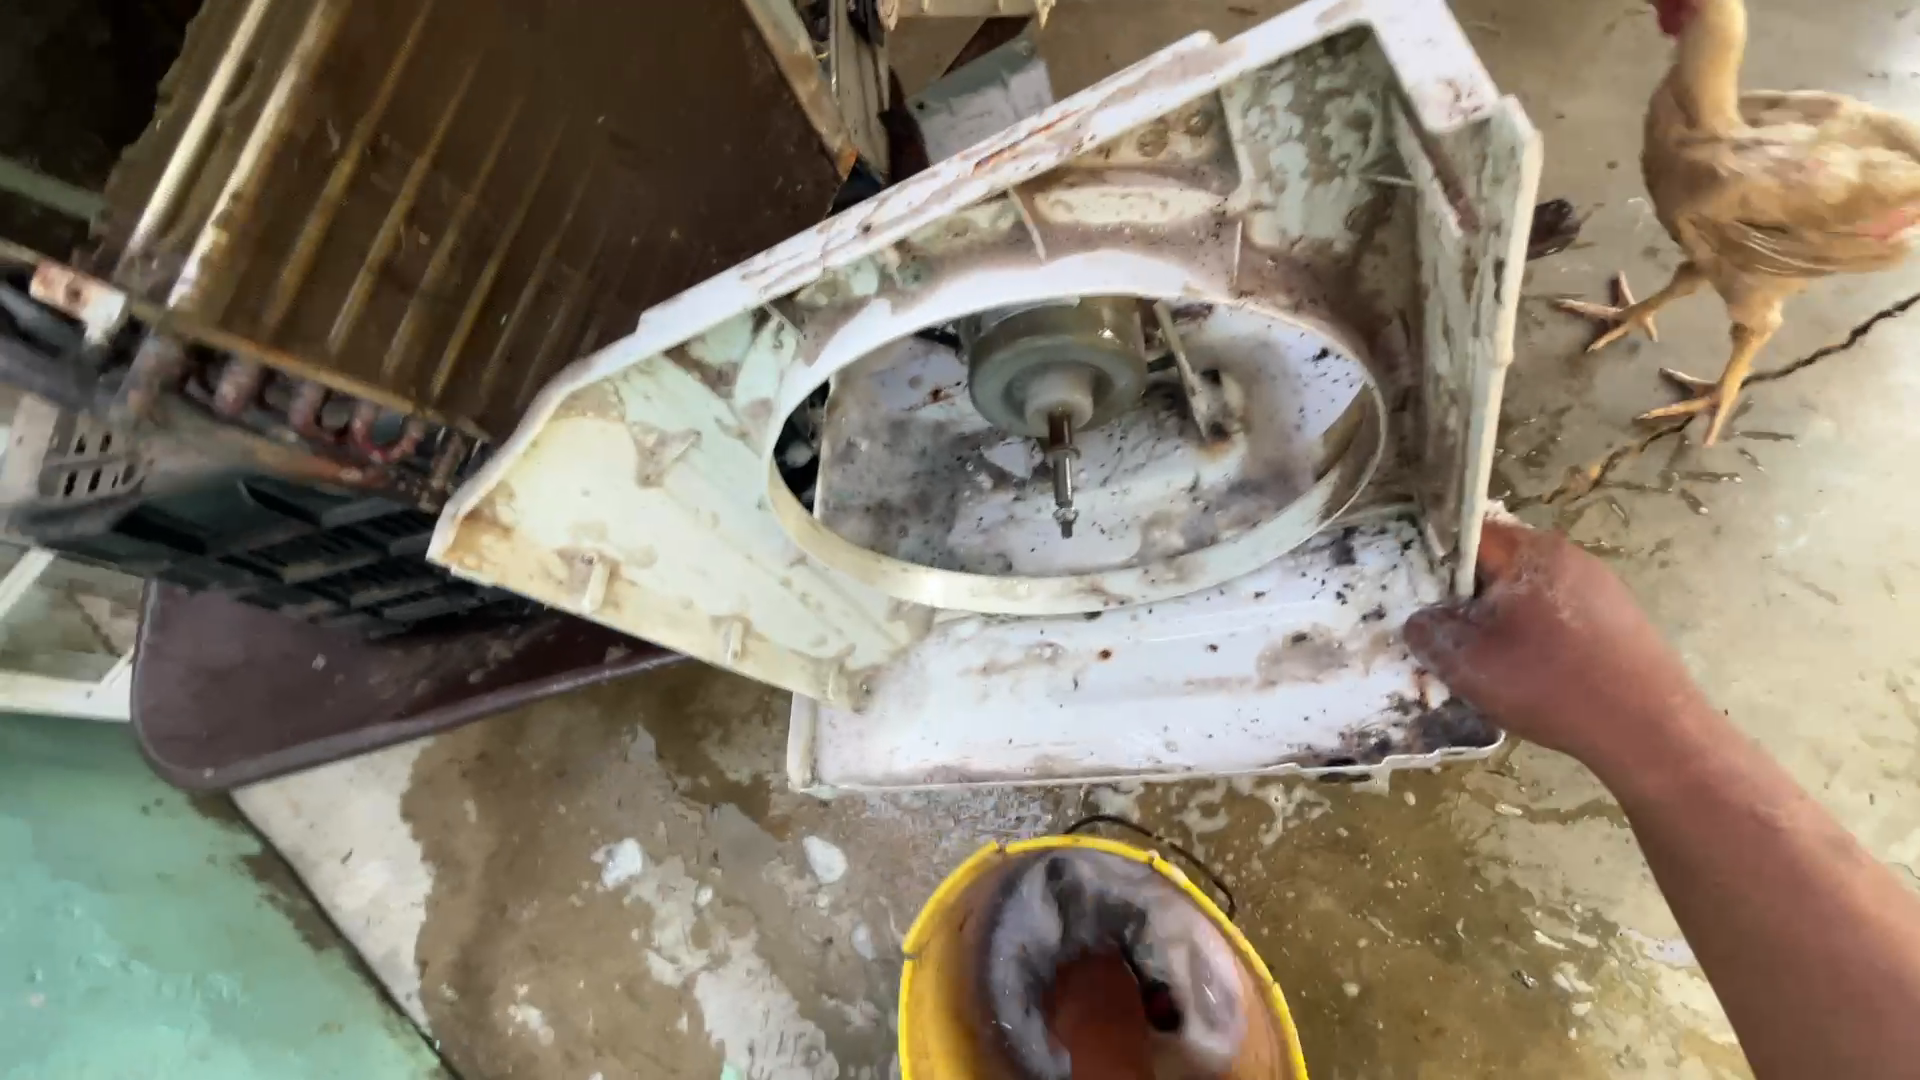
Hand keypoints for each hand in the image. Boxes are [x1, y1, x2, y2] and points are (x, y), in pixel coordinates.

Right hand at [1404, 520, 1713, 769]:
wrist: (1652, 734)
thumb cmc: (1549, 684)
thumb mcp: (1463, 660)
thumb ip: (1425, 630)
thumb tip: (1421, 619)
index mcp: (1530, 552)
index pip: (1462, 532)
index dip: (1429, 559)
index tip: (1413, 594)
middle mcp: (1568, 557)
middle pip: (1493, 562)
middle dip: (1461, 593)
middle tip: (1442, 630)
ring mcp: (1599, 587)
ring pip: (1522, 590)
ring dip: (1495, 616)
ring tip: (1482, 655)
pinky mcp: (1616, 618)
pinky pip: (1552, 612)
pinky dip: (1528, 632)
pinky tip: (1527, 668)